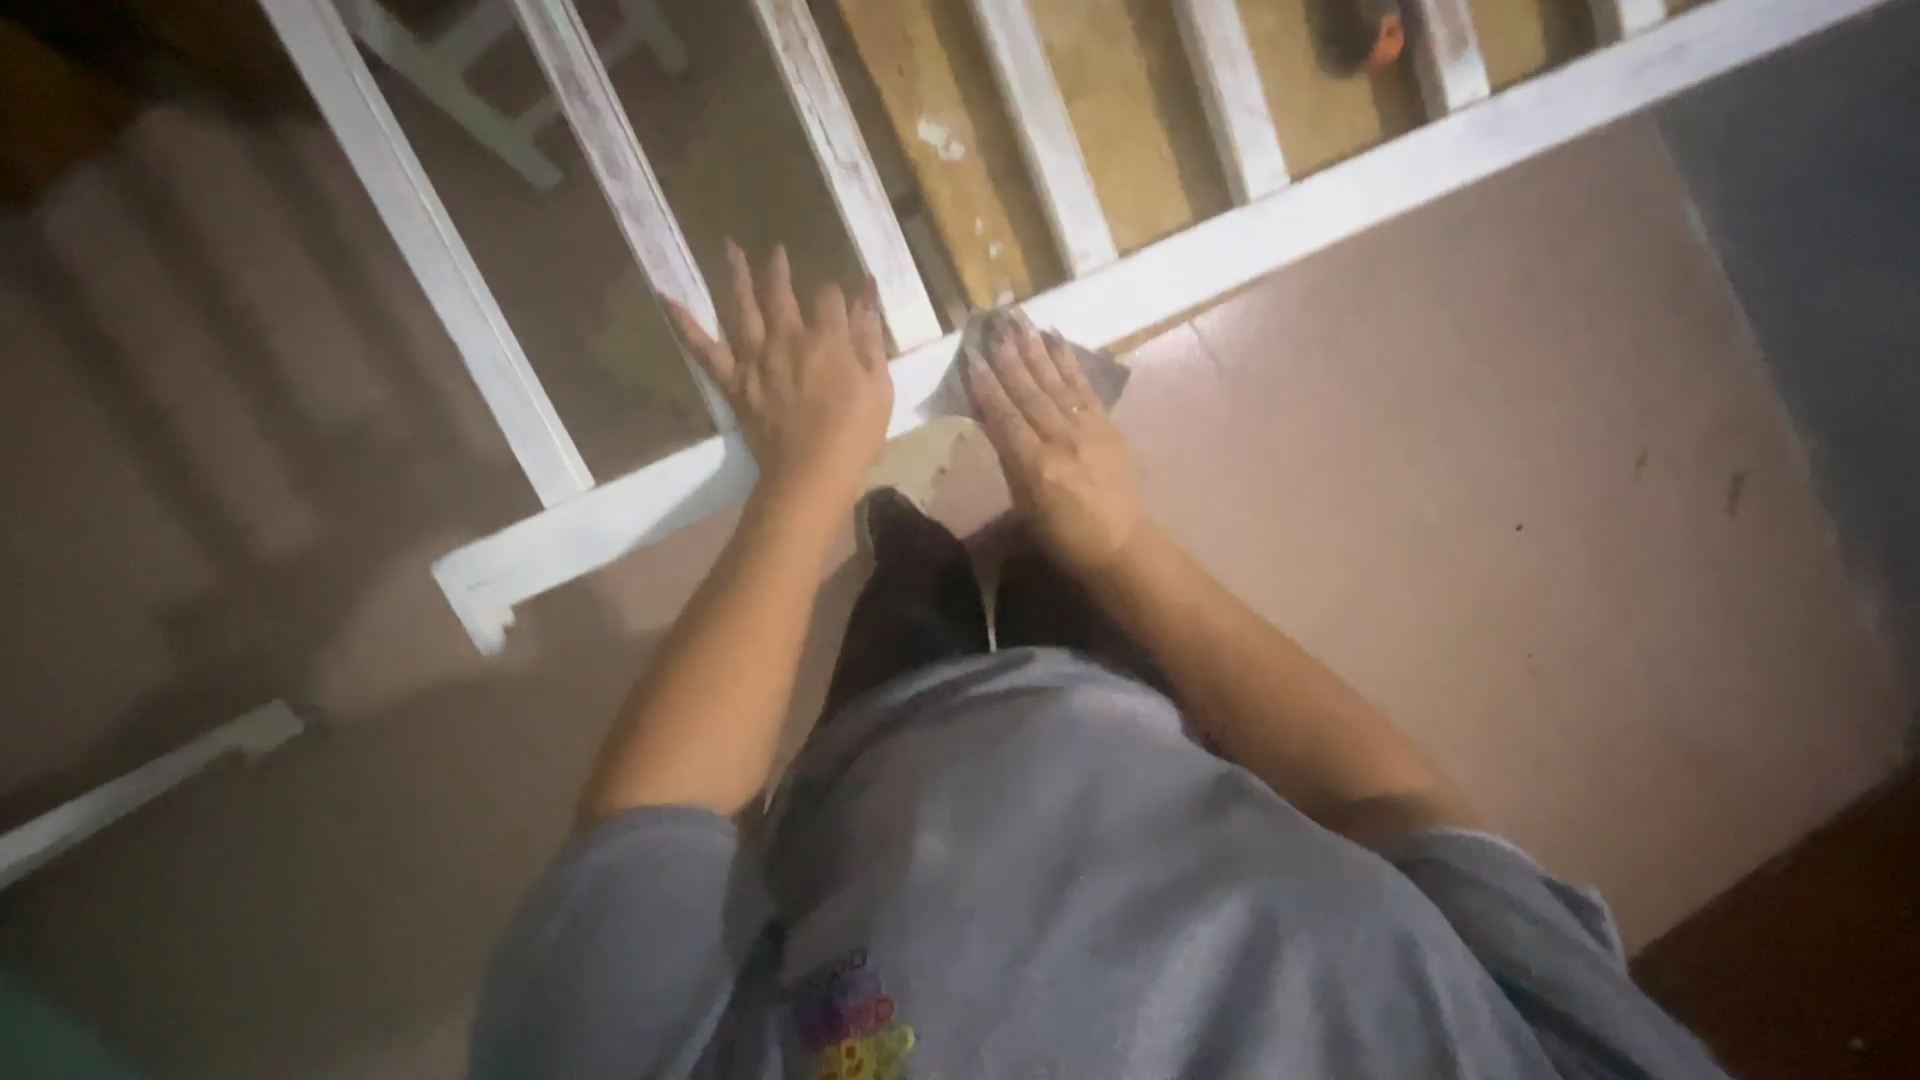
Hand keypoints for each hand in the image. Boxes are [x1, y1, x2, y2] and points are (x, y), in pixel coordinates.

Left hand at [665, 241, 892, 508]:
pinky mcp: (734, 382)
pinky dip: (685, 324)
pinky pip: (705, 349)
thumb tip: (865, 293)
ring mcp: (756, 359)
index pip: (829, 298)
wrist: (811, 474)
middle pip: (780, 292)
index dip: (835, 297)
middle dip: (779, 269)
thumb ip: (869, 338)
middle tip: (776, 249)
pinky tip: (667, 298)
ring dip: (736, 275)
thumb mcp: (879, 387)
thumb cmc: (855, 435)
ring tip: (730, 248)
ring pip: (742, 308)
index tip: (840, 303)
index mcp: (827, 339)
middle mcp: (788, 339)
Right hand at [964, 318, 1143, 575]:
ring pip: (1056, 384)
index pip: (1005, 417)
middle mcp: (1062, 441)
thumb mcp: (1025, 505)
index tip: (972, 355)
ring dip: (1036, 351)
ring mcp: (1089, 430)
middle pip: (1029, 393)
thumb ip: (1010, 461)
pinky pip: (1085, 388)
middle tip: (993, 326)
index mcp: (1036, 466)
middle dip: (1009, 358)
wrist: (1121, 544)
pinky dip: (1070, 363)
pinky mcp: (1108, 425)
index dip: (986, 386)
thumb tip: (992, 422)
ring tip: (1020, 323)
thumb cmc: (1063, 536)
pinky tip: (1057, 341)